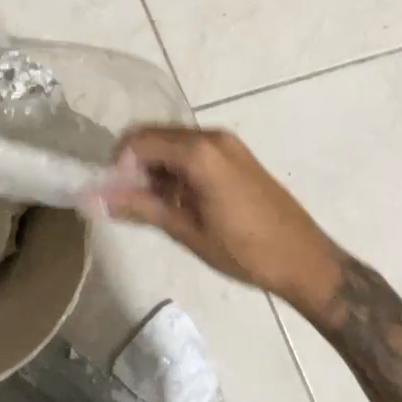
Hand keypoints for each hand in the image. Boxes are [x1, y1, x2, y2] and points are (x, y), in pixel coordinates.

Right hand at [89, 127, 343, 313]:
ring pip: (171, 142)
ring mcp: (226, 144)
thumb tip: (93, 201)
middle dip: (134, 164)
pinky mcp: (235, 154)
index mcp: (199, 153)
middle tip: (129, 199)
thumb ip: (139, 208)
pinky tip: (179, 198)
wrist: (309, 264)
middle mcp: (211, 137)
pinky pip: (191, 149)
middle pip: (153, 136)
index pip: (138, 142)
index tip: (114, 194)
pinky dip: (175, 166)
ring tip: (155, 203)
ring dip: (154, 166)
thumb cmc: (246, 251)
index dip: (118, 165)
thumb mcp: (187, 231)